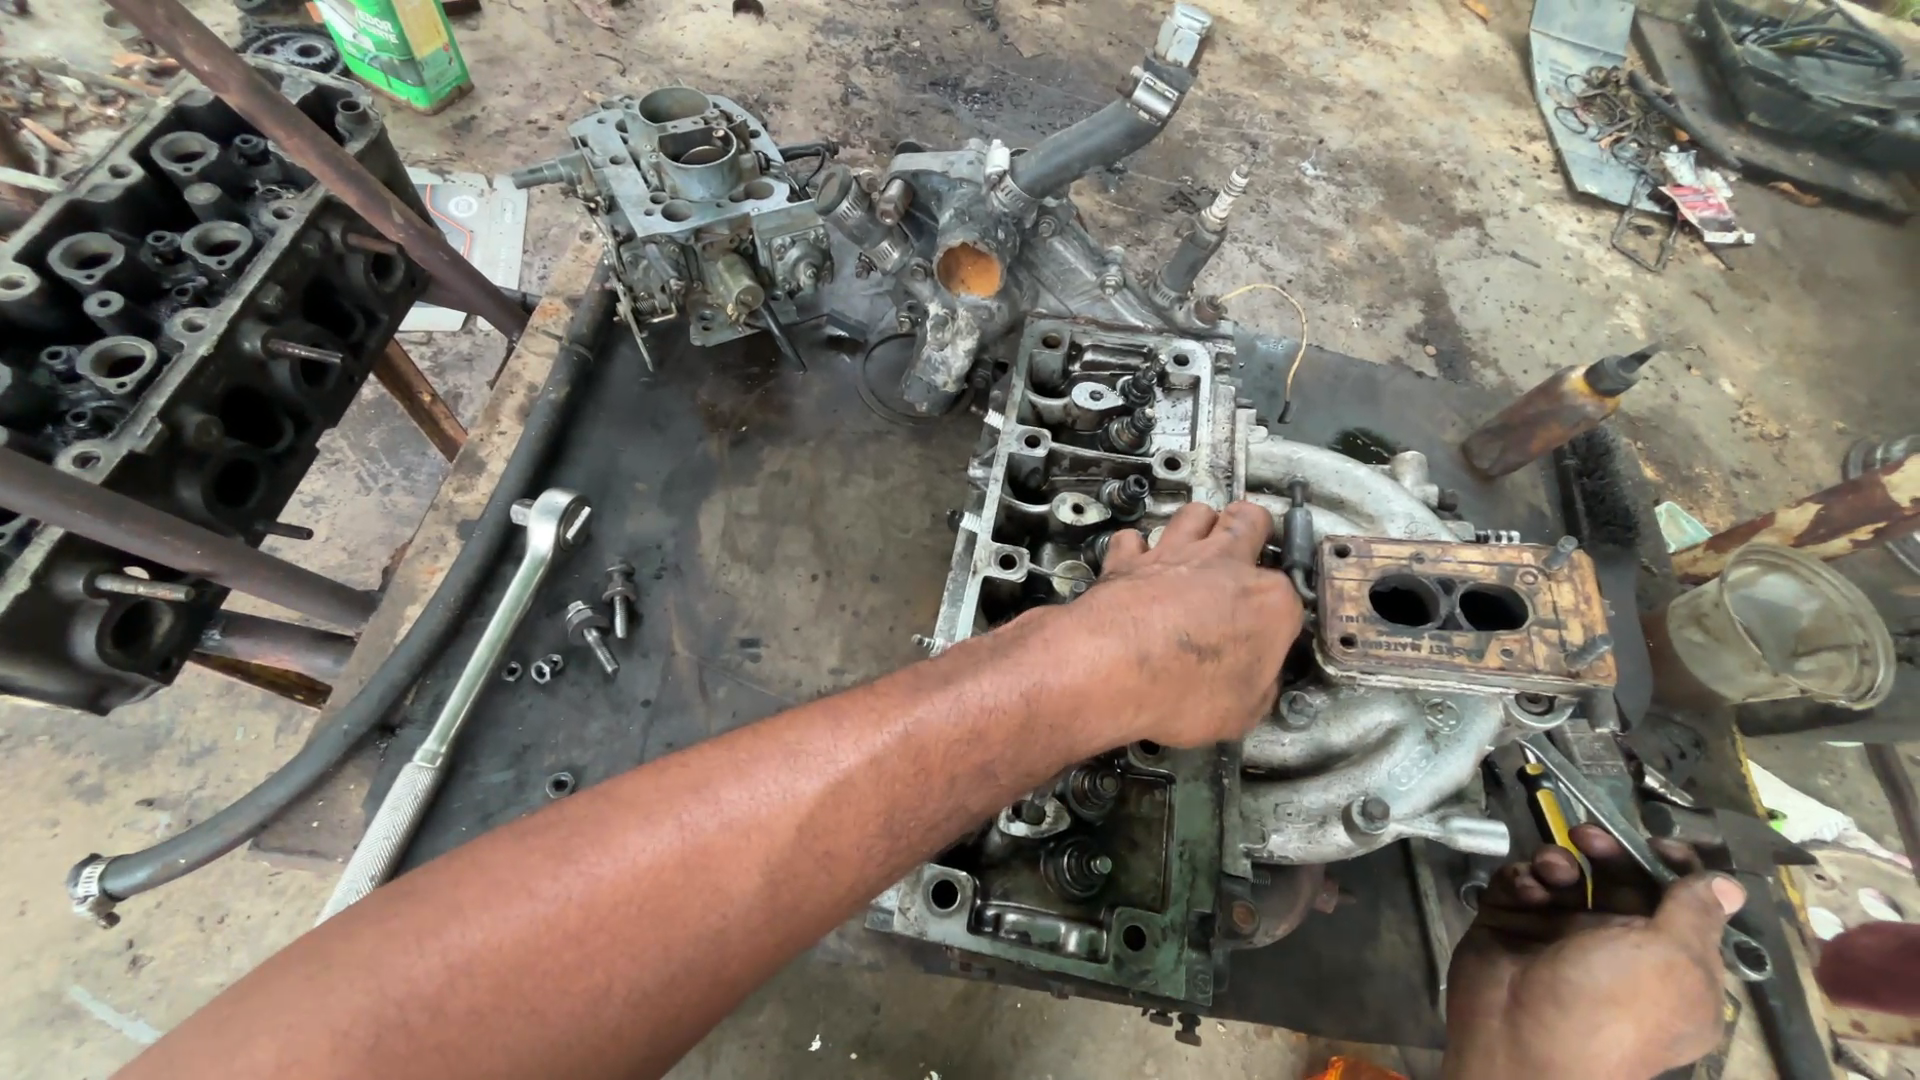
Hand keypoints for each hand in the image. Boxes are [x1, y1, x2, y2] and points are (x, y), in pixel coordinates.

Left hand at [1018, 501, 1303, 749]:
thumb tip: (1254, 686)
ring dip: (1198, 524)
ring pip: (1195, 513)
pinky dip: (1134, 546)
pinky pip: (1133, 538)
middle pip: (1250, 521)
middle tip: (1246, 543)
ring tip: (1195, 543)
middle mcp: (1224, 566)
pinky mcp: (1128, 559)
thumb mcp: (1242, 712)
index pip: (1288, 594)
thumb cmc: (1178, 692)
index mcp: (1268, 602)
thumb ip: (1256, 687)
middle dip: (1250, 528)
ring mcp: (1174, 556)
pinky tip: (1135, 559)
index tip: (1267, 624)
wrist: (1111, 670)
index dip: (1276, 610)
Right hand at [1444, 824, 1747, 1079]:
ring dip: (1558, 862)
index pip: (1679, 902)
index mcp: (1670, 962)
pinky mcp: (1511, 921)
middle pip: (1617, 880)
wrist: (1522, 1036)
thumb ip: (1694, 913)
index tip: (1654, 839)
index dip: (1670, 867)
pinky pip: (1519, 884)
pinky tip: (1524, 889)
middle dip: (1606, 852)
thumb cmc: (1614, 1002)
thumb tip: (1729, 884)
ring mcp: (1559, 932)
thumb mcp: (1671, 960)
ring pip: (1564, 877)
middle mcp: (1617, 944)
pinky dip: (1522, 878)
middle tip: (1588, 835)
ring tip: (1550, 870)